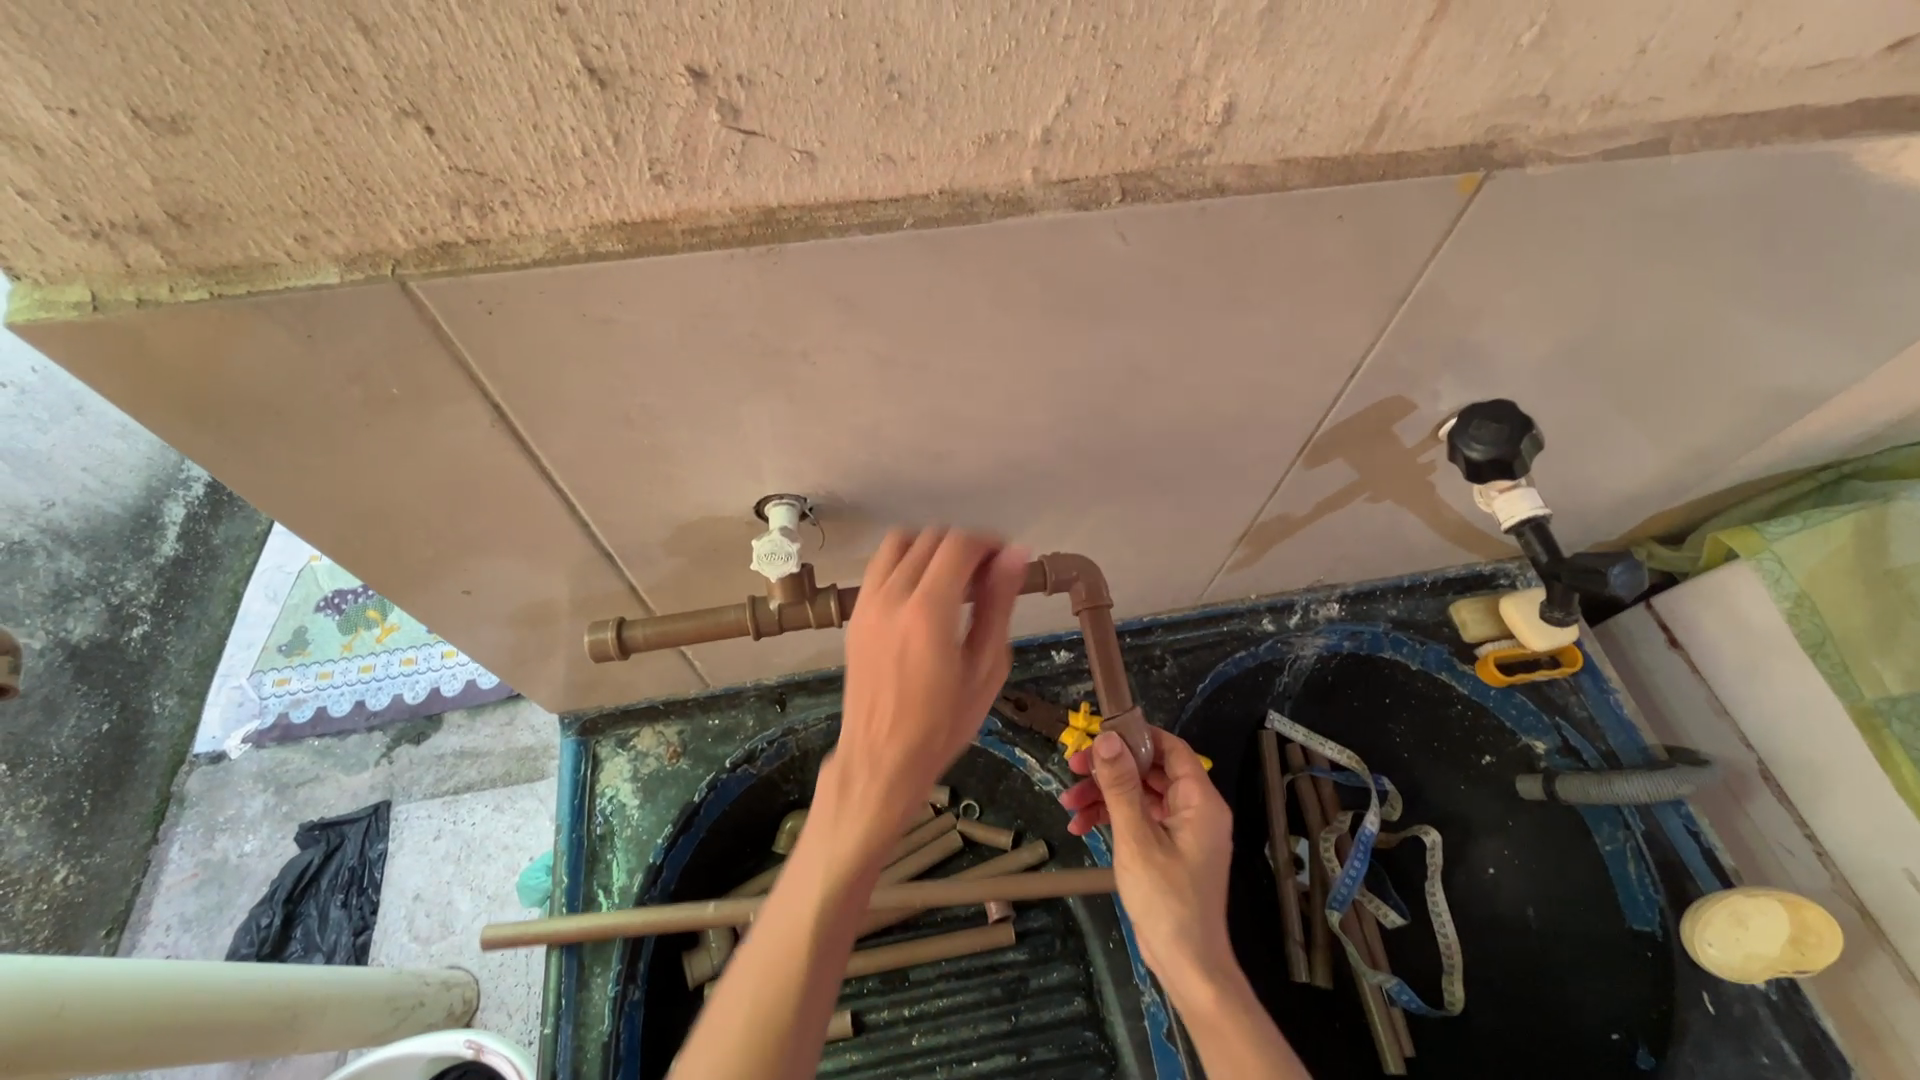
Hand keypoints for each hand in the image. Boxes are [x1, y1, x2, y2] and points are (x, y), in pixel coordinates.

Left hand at [830, 527, 1029, 843]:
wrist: (881, 758)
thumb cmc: (943, 724)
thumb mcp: (986, 668)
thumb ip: (998, 604)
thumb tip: (1015, 555)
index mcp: (929, 611)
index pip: (959, 545)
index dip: (989, 542)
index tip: (1007, 559)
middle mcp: (893, 596)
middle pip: (931, 538)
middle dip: (965, 545)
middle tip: (987, 574)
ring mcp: (868, 603)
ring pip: (900, 542)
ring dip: (931, 546)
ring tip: (954, 577)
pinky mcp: (855, 615)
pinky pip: (880, 566)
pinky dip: (905, 561)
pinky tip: (923, 591)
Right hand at [1059, 729, 1235, 990]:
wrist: (1186, 962)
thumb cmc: (1166, 898)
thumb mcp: (1136, 838)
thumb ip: (1121, 786)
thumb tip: (1107, 738)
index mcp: (1199, 800)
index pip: (1171, 748)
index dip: (1135, 738)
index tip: (1097, 736)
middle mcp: (1195, 809)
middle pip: (1150, 771)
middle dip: (1110, 770)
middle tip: (1072, 769)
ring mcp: (1182, 830)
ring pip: (1140, 795)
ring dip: (1104, 796)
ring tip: (1067, 804)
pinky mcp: (1168, 849)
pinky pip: (1139, 820)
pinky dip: (1112, 819)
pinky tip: (1080, 827)